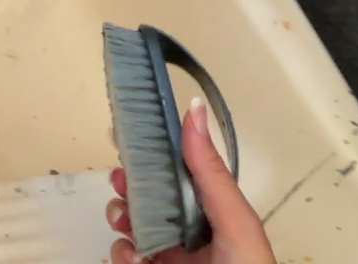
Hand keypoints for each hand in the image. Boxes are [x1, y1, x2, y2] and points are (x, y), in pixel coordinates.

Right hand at [106, 98, 275, 263]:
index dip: (150, 149)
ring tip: (126, 228)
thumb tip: (193, 107)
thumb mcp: (236, 226)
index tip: (125, 134)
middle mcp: (188, 233)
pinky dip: (121, 253)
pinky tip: (134, 259)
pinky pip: (122, 256)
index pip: (176, 169)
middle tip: (121, 182)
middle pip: (146, 192)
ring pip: (129, 223)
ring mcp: (167, 258)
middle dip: (127, 182)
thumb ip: (210, 171)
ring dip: (120, 218)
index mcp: (212, 213)